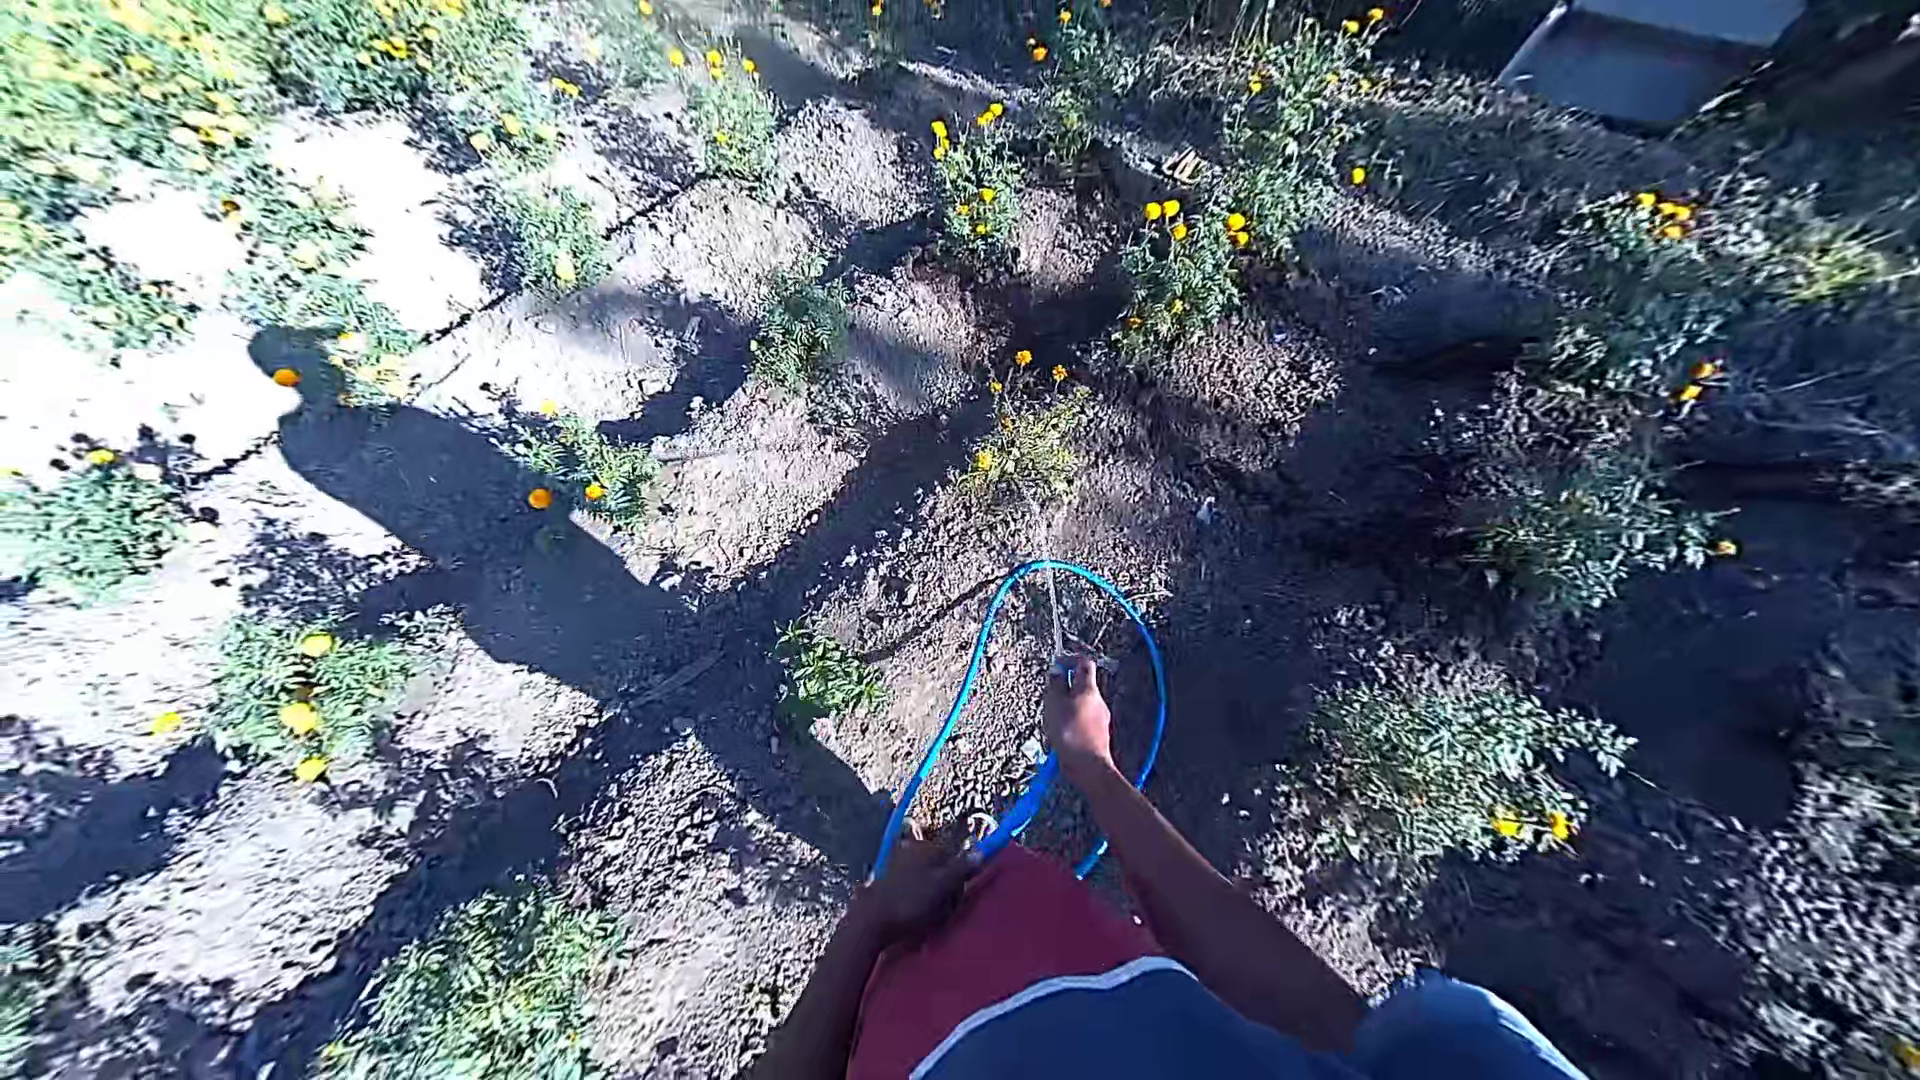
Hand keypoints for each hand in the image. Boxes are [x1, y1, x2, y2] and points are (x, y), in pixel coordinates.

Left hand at [848, 836, 973, 947]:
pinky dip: (917, 900)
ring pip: (927, 879)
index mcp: (927, 846)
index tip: (956, 898)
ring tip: (927, 917)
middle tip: (942, 910)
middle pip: (941, 867)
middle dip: (945, 888)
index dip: (959, 879)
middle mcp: (913, 848)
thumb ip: (962, 868)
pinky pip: (913, 888)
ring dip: (931, 898)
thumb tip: (980, 852)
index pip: (955, 857)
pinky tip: (913, 915)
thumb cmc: (910, 901)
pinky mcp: (889, 879)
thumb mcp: (942, 885)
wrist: (871, 919)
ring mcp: (899, 862)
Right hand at [1044, 654, 1115, 782]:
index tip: (1058, 663)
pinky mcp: (1096, 735)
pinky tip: (1060, 734)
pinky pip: (1081, 722)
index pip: (1084, 663)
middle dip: (1065, 687)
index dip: (1070, 659)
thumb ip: (1055, 685)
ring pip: (1081, 704)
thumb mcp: (1054, 703)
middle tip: (1050, 693)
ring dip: (1066, 706)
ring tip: (1052, 718)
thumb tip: (1056, 672)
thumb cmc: (1071, 734)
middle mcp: (1098, 702)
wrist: (1088, 767)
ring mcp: (1099, 719)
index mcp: (1089, 689)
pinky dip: (1070, 723)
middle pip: (1082, 685)